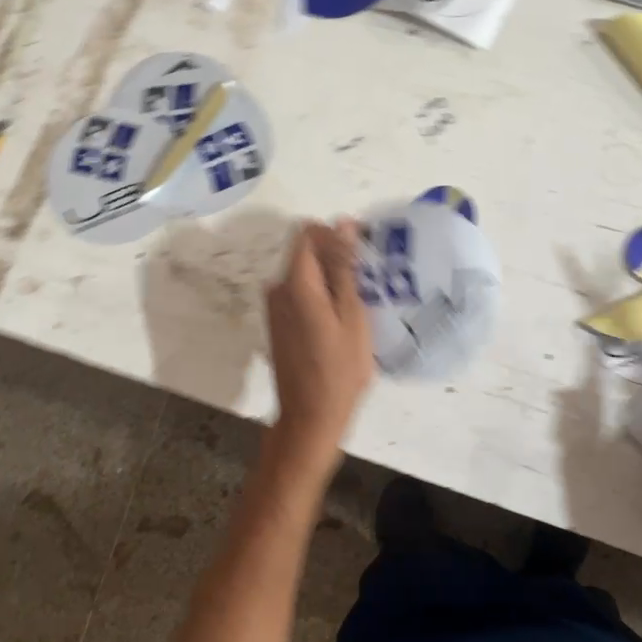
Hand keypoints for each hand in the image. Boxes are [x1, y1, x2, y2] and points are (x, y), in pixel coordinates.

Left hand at [264, 220, 373, 476]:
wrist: (310, 417)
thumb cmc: (339, 370)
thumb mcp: (352, 315)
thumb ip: (344, 267)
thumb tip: (343, 224)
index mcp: (295, 283)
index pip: (308, 232)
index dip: (335, 235)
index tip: (362, 254)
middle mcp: (277, 288)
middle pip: (305, 252)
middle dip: (335, 257)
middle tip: (367, 281)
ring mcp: (274, 307)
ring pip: (304, 273)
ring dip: (330, 278)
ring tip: (360, 303)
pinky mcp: (278, 323)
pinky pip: (300, 293)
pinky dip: (321, 296)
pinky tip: (343, 320)